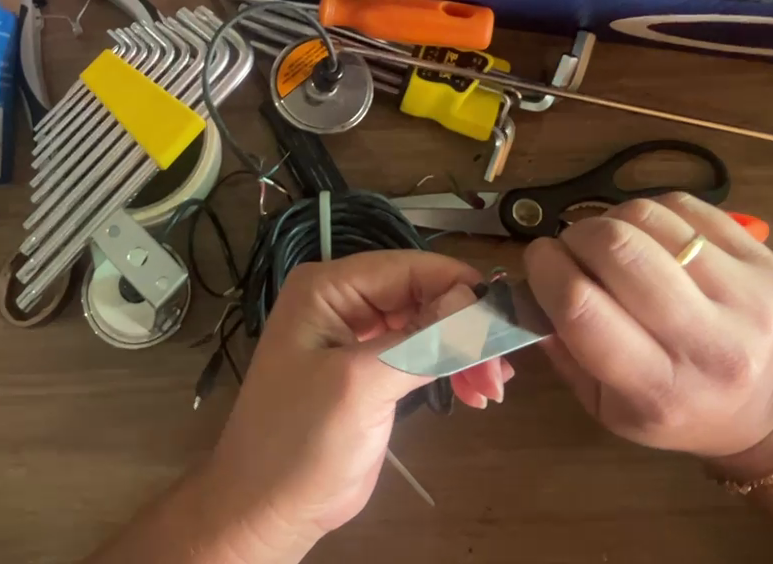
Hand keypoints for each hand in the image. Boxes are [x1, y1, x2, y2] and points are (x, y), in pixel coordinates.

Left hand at [199, 252, 512, 557]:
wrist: (266, 505)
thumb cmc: (300, 440)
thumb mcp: (360, 385)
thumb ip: (419, 340)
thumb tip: (474, 299)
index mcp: (327, 287)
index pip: (407, 267)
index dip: (460, 287)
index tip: (507, 323)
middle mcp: (341, 300)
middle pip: (420, 293)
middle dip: (464, 327)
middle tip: (500, 371)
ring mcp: (354, 334)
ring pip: (425, 322)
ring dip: (462, 349)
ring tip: (490, 389)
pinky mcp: (367, 367)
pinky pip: (417, 351)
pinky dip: (447, 366)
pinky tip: (472, 390)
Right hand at [524, 192, 772, 463]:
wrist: (759, 410)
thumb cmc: (663, 406)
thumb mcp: (597, 400)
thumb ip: (556, 342)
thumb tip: (524, 282)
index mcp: (657, 387)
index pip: (580, 305)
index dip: (545, 268)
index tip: (538, 262)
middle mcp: (711, 346)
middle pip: (616, 247)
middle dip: (576, 237)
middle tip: (575, 251)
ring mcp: (749, 301)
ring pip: (646, 216)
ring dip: (613, 220)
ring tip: (616, 248)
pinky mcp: (770, 267)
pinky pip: (683, 206)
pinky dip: (652, 214)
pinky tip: (653, 241)